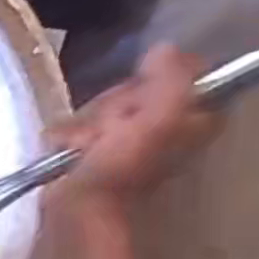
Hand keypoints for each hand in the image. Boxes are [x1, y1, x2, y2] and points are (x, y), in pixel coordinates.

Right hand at [47, 43, 220, 205]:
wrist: (79, 210)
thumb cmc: (124, 169)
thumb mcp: (160, 118)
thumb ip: (171, 79)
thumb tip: (162, 48)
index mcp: (192, 113)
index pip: (175, 72)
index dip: (155, 79)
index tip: (142, 98)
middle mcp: (160, 122)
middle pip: (133, 88)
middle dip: (115, 106)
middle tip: (111, 130)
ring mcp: (122, 136)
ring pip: (100, 107)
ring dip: (87, 125)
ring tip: (86, 148)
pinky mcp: (88, 148)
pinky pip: (73, 125)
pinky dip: (66, 137)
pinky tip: (69, 151)